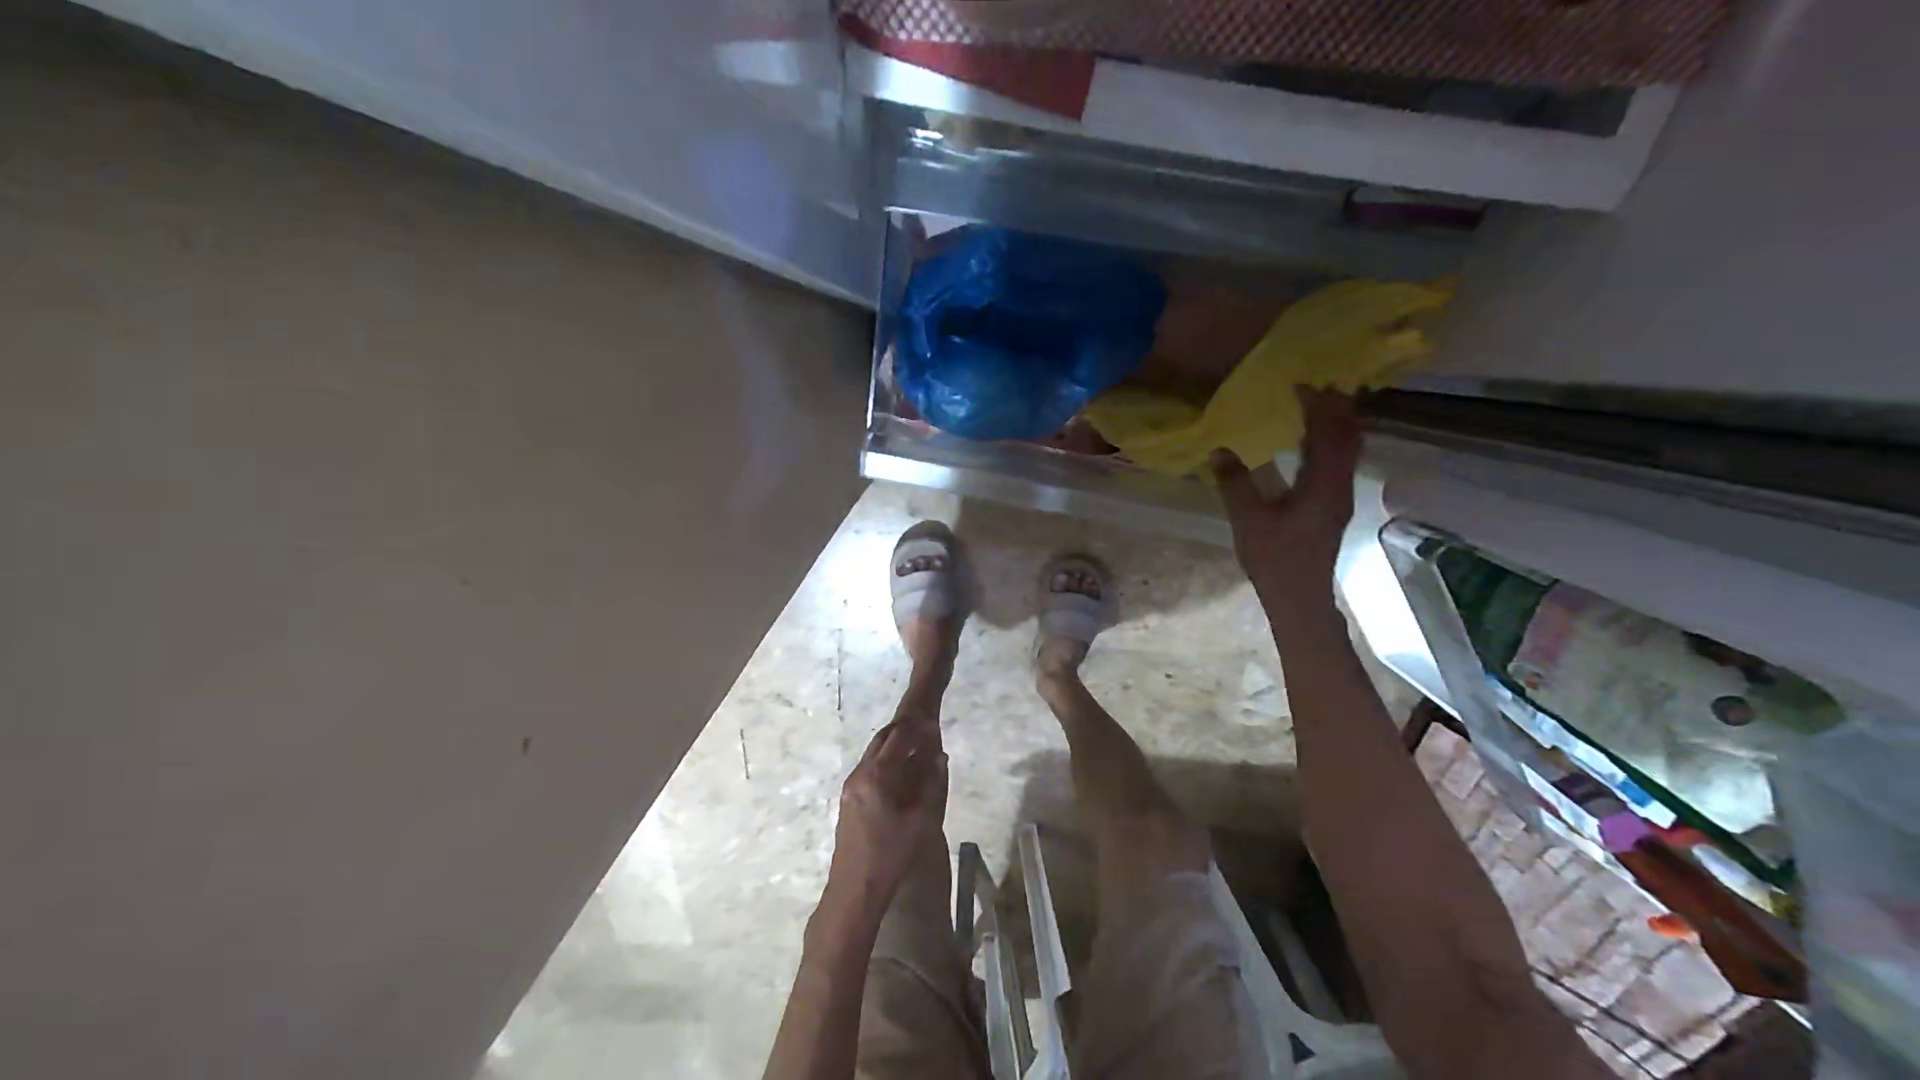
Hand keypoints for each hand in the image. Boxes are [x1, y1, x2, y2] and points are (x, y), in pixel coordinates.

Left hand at [829, 719, 946, 907]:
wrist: (855, 888)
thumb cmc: (892, 854)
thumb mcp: (922, 821)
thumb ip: (933, 784)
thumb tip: (939, 756)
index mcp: (876, 775)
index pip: (899, 737)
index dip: (917, 727)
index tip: (933, 721)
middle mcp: (859, 773)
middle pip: (882, 739)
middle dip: (904, 731)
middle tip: (925, 731)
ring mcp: (850, 786)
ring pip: (873, 753)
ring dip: (894, 746)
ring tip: (917, 750)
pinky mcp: (848, 798)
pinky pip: (869, 768)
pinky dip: (886, 761)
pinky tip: (901, 774)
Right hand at [1209, 388, 1361, 617]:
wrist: (1300, 597)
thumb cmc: (1276, 559)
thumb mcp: (1249, 520)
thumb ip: (1235, 483)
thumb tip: (1219, 449)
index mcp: (1323, 485)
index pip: (1327, 433)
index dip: (1318, 405)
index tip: (1298, 384)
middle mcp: (1340, 485)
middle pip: (1348, 436)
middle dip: (1336, 408)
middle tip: (1315, 385)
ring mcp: (1341, 496)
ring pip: (1349, 449)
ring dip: (1337, 424)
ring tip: (1318, 404)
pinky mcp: (1334, 506)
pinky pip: (1341, 462)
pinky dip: (1332, 443)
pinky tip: (1311, 443)